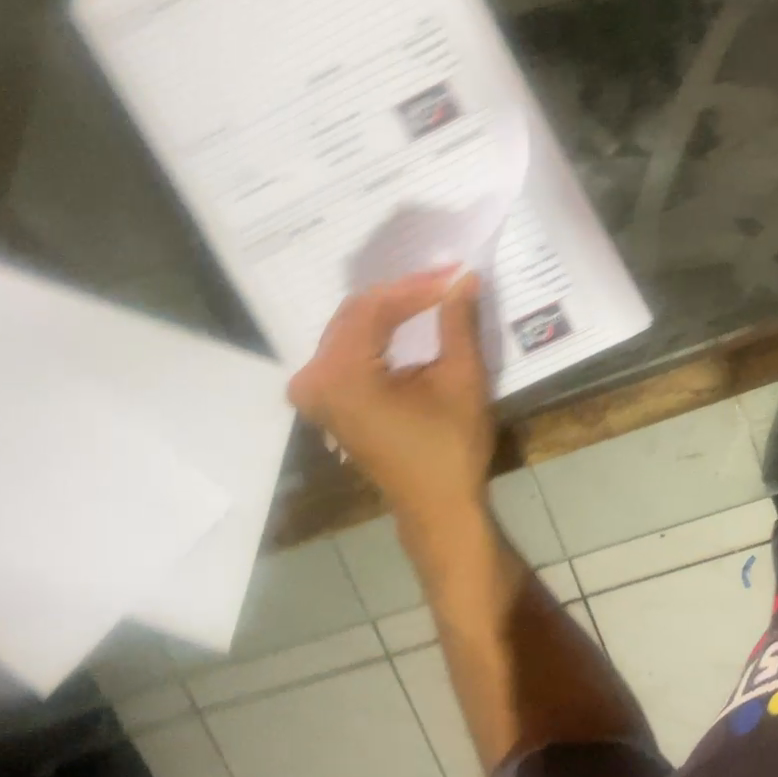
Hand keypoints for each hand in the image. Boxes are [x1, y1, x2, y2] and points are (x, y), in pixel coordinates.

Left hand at [288, 269, 494, 528]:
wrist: (436, 503)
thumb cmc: (451, 446)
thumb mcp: (463, 380)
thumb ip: (458, 324)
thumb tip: (465, 279)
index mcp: (341, 374)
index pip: (375, 308)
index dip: (416, 286)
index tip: (456, 272)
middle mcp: (313, 378)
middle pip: (356, 314)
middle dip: (403, 294)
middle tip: (447, 280)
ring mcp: (313, 391)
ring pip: (351, 329)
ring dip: (391, 311)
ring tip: (433, 296)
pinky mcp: (324, 400)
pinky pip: (348, 350)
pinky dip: (379, 333)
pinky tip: (408, 322)